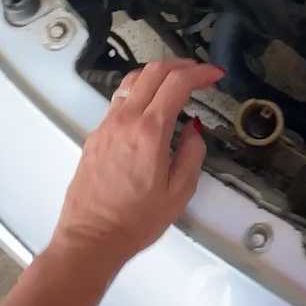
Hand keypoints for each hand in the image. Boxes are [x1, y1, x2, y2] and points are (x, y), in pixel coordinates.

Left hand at [48, 59, 222, 270]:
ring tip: (177, 81)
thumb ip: (193, 153)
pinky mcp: (96, 136)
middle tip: (200, 72)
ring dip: (159, 73)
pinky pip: (120, 99)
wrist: (90, 240)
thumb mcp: (180, 192)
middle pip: (154, 71)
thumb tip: (194, 130)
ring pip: (133, 80)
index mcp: (149, 132)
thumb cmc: (133, 222)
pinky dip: (141, 90)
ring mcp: (107, 126)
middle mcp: (125, 122)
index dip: (201, 72)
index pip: (177, 83)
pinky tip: (153, 106)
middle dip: (182, 65)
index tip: (215, 74)